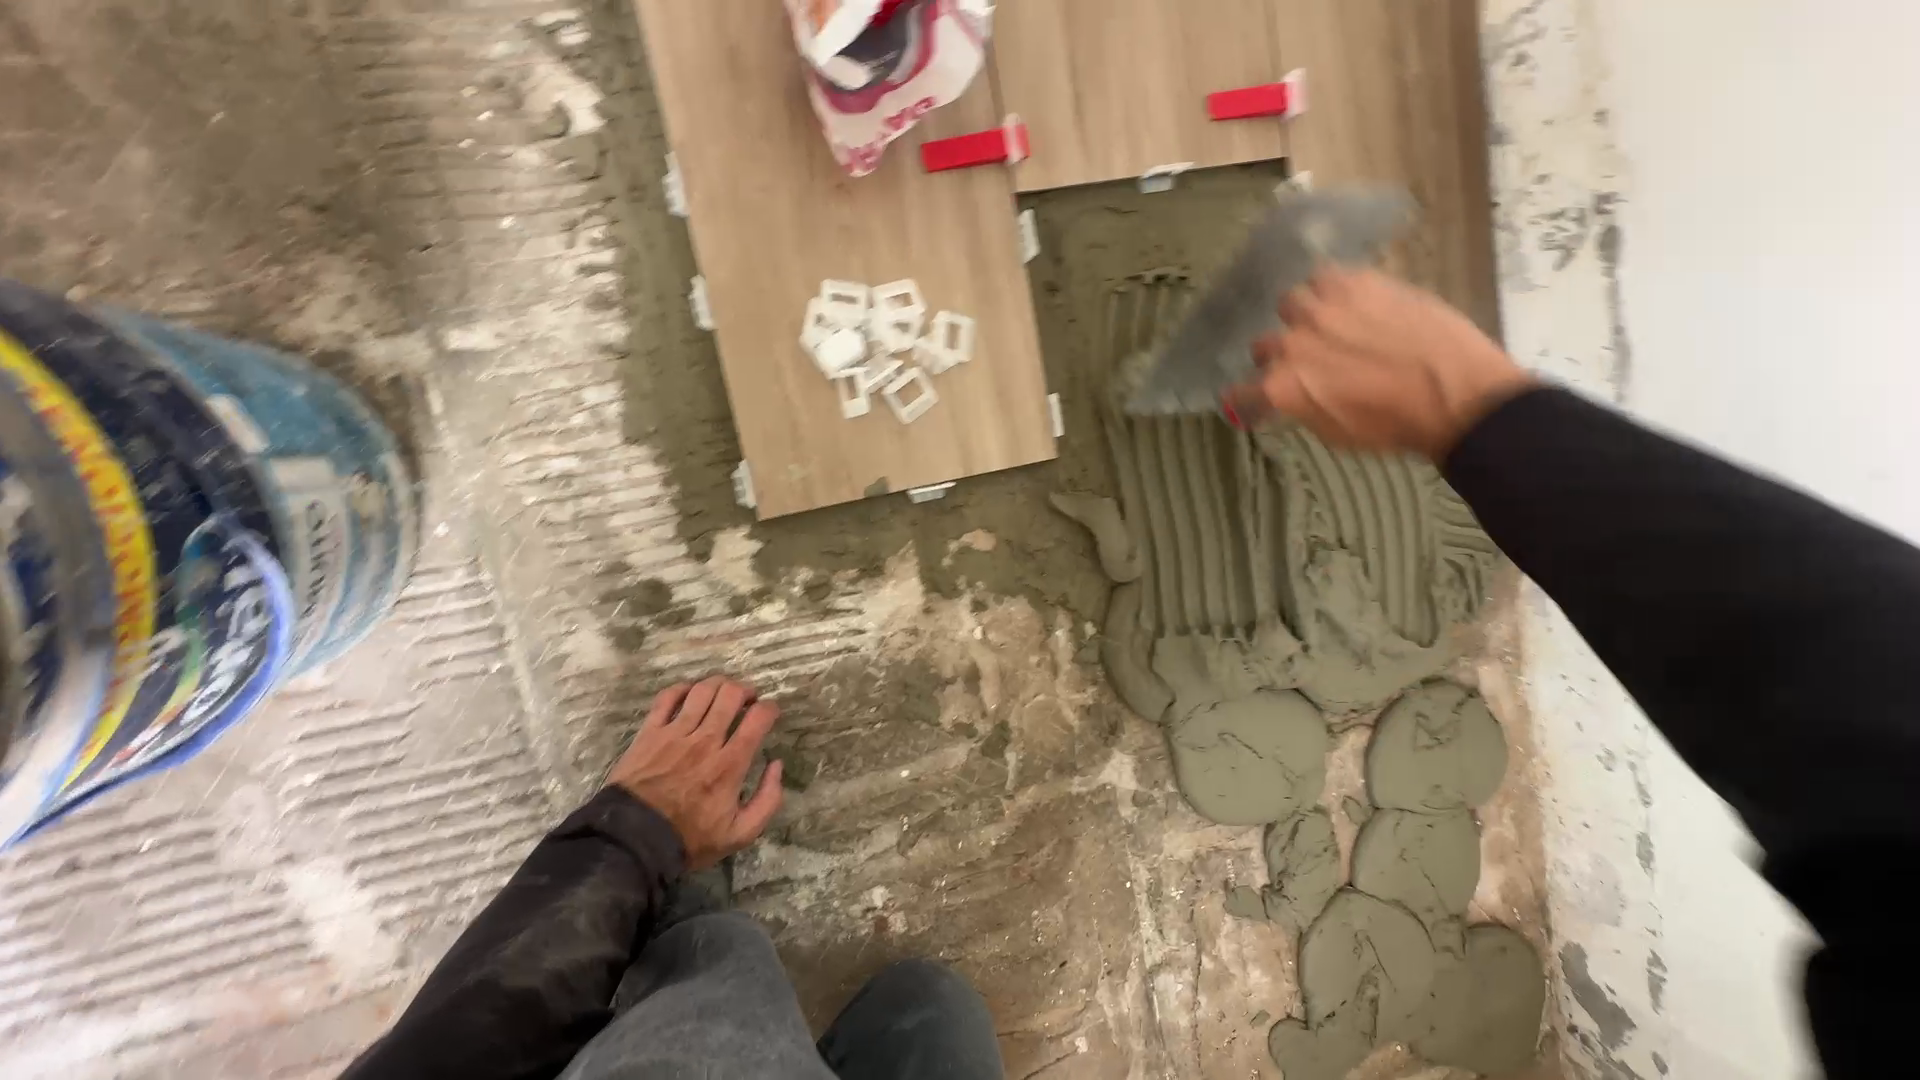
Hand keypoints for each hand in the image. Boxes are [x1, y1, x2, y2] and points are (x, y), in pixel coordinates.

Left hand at [607, 677, 785, 871]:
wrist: (632, 843)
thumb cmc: (688, 839)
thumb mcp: (739, 834)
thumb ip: (768, 800)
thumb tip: (776, 765)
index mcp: (730, 764)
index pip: (758, 718)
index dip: (770, 708)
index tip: (770, 713)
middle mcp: (705, 741)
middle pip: (731, 695)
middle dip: (746, 691)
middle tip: (748, 700)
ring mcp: (674, 734)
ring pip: (702, 690)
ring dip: (718, 684)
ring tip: (723, 693)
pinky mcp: (649, 733)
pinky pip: (666, 698)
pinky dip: (682, 689)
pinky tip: (690, 694)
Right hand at [1221, 267, 1538, 458]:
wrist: (1455, 393)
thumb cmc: (1393, 426)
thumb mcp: (1334, 432)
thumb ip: (1301, 408)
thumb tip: (1292, 398)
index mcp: (1281, 388)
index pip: (1240, 393)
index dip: (1246, 399)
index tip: (1254, 402)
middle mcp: (1290, 344)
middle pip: (1262, 345)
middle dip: (1278, 356)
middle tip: (1305, 362)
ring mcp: (1322, 309)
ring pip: (1291, 302)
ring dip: (1302, 316)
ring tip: (1326, 323)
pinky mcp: (1356, 283)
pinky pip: (1325, 277)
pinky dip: (1330, 289)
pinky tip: (1350, 301)